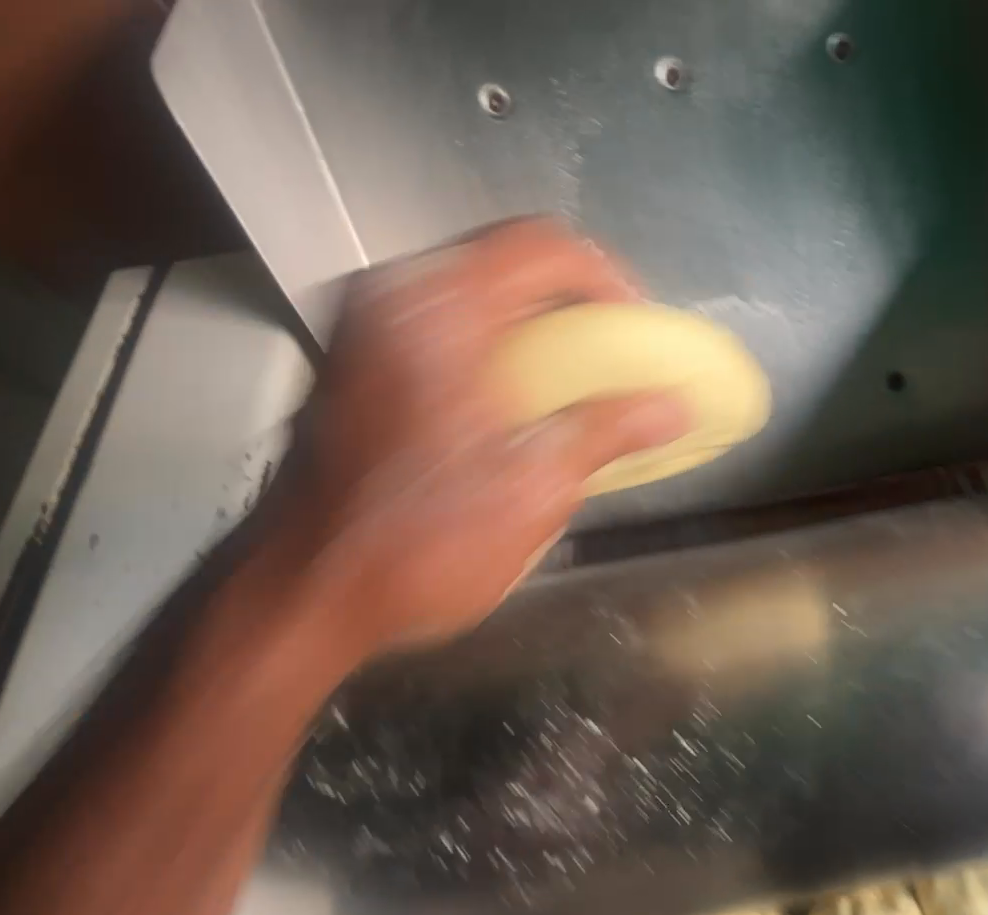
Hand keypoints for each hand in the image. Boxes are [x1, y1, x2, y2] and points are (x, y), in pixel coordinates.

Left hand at [257, 218, 691, 653]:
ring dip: (537, 326)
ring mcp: (366, 328)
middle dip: (576, 304)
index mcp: (440, 314)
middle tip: (617, 358)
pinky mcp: (357, 362)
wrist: (309, 595)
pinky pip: (446, 322)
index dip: (608, 279)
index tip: (638, 333)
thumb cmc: (425, 542)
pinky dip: (497, 344)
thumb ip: (609, 431)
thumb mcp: (536, 488)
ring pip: (476, 291)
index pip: (544, 246)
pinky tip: (522, 401)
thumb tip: (677, 407)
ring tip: (579, 382)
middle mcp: (394, 300)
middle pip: (508, 262)